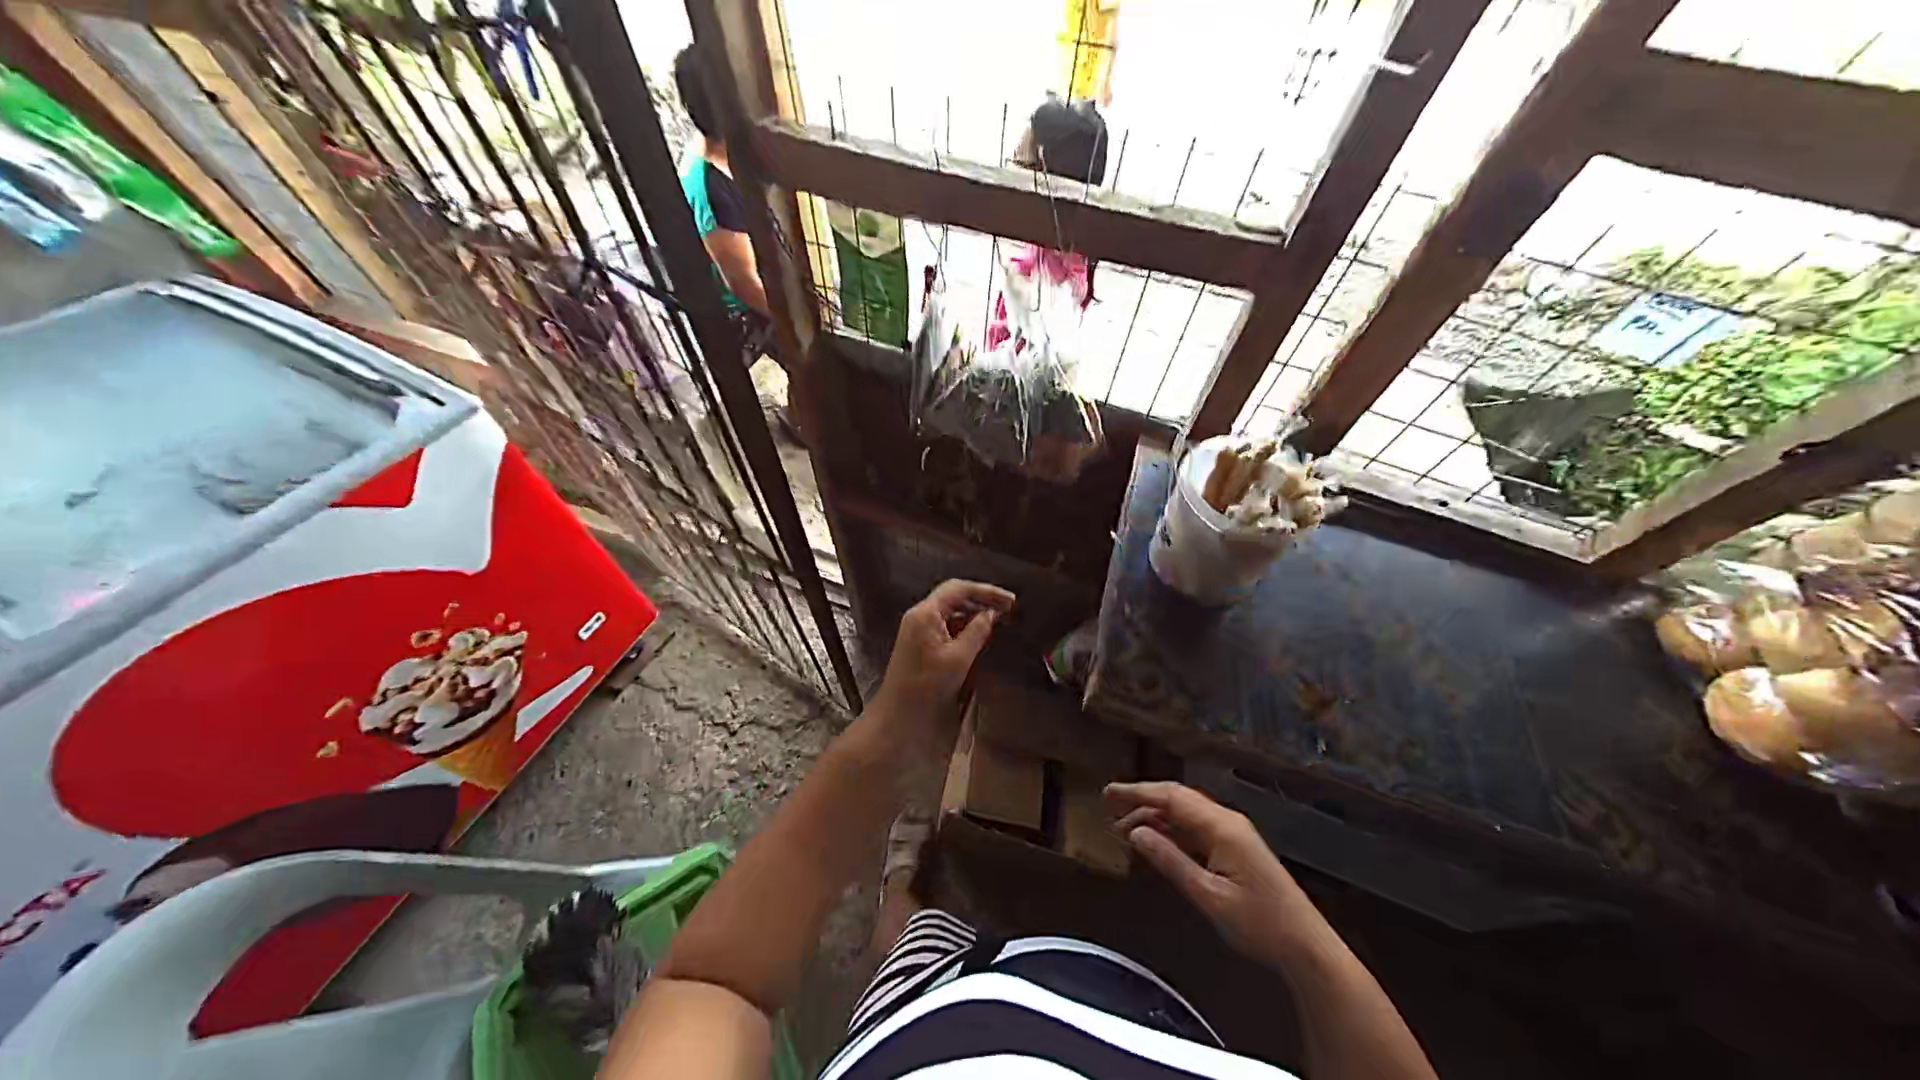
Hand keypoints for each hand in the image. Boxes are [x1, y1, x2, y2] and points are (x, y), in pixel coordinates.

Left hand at [875, 580, 1015, 714]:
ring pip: (951, 610)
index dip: (986, 591)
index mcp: (925, 613)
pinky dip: (965, 624)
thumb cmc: (927, 685)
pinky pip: (946, 624)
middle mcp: (920, 615)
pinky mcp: (920, 640)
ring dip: (974, 611)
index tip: (1010, 600)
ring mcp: (918, 627)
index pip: (958, 589)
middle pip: (954, 596)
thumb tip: (992, 614)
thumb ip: (977, 631)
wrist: (899, 712)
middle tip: (1008, 607)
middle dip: (982, 599)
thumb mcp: (959, 658)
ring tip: (999, 617)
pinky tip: (980, 631)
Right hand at [1106, 781, 1333, 970]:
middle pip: (1177, 799)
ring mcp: (1232, 834)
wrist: (1307, 947)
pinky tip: (1154, 839)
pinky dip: (1169, 829)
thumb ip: (1170, 861)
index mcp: (1222, 827)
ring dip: (1153, 815)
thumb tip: (1135, 833)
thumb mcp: (1208, 896)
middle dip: (1141, 800)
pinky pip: (1195, 827)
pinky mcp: (1235, 848)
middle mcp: (1227, 822)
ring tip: (1123, 828)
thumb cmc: (1260, 924)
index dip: (1136, 792)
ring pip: (1185, 813)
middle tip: (1108, 807)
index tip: (1108, 793)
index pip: (1171, 797)